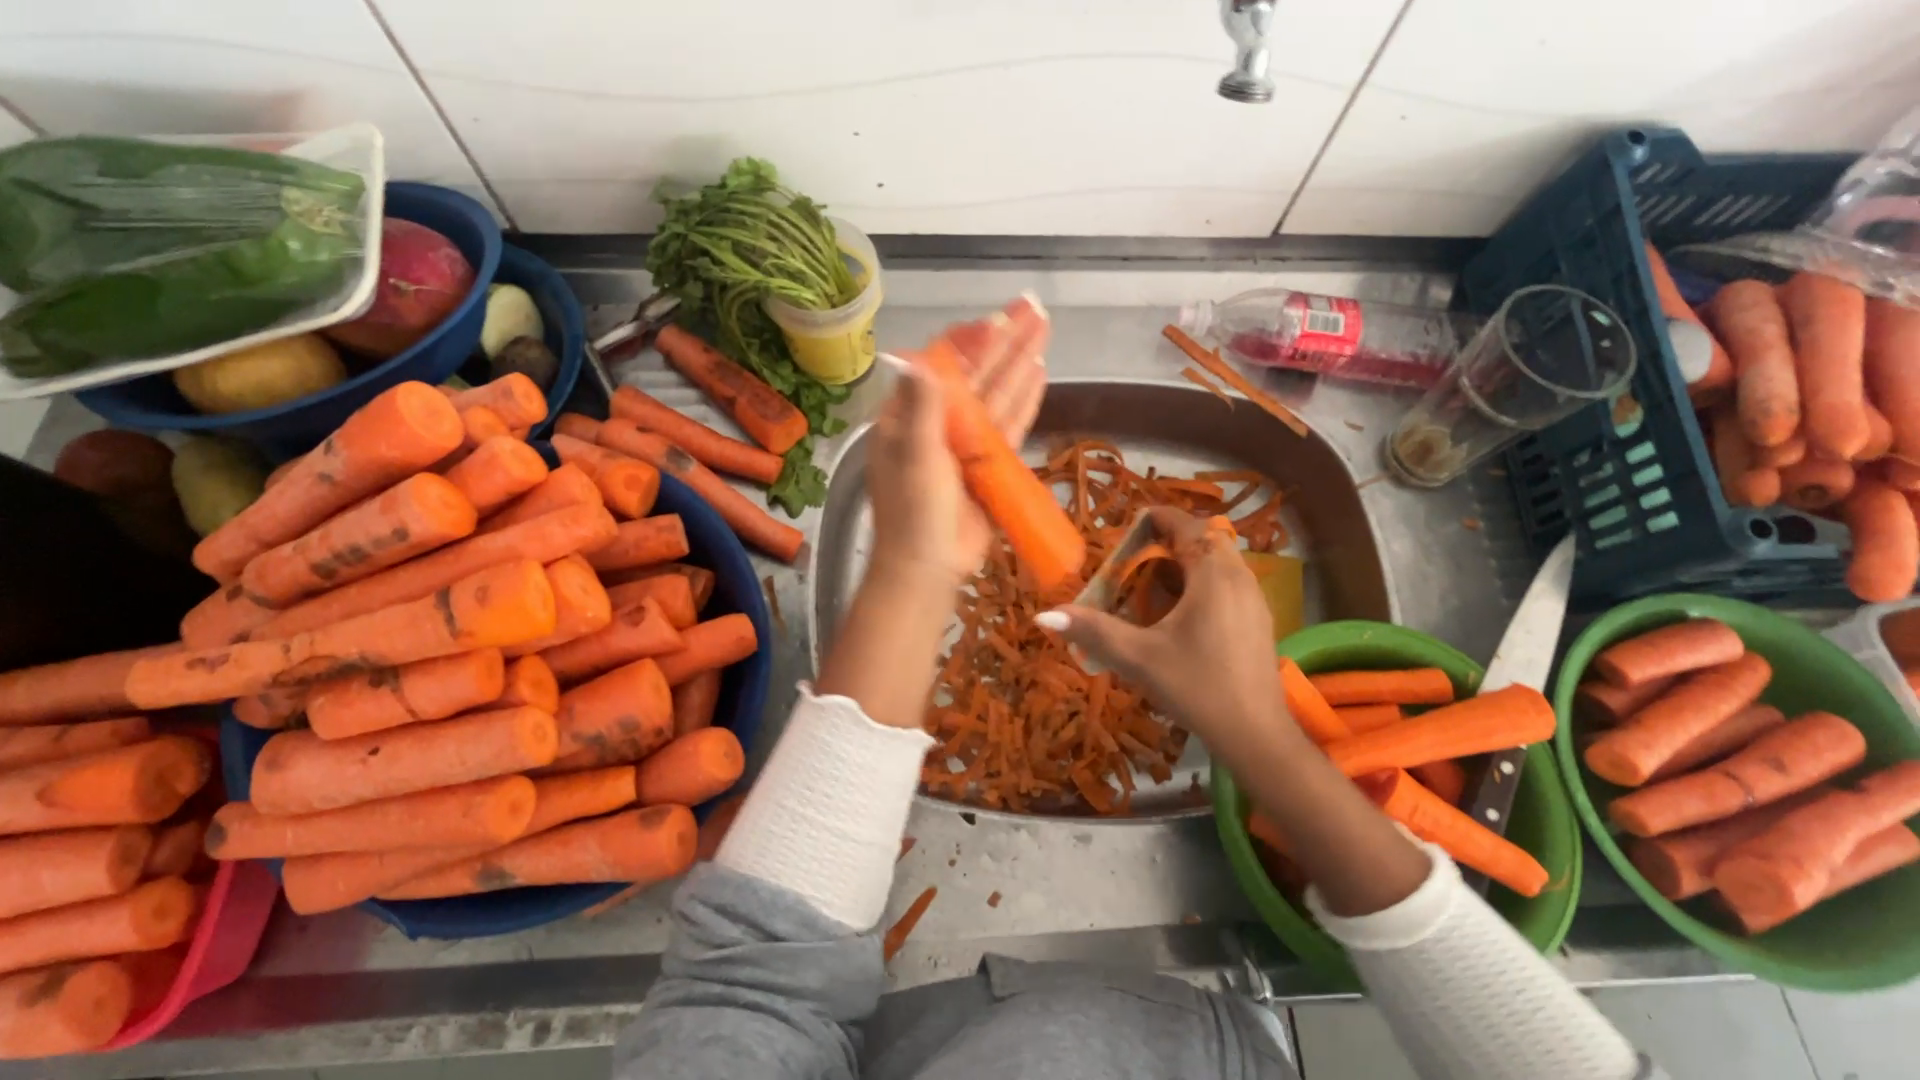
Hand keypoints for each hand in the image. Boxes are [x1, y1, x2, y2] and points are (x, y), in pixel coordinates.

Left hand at [866, 306, 1045, 587]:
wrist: (928, 568)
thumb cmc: (914, 511)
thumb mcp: (913, 454)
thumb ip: (920, 406)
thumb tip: (917, 358)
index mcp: (909, 416)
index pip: (942, 365)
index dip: (969, 340)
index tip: (997, 318)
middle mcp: (936, 423)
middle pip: (975, 374)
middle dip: (1004, 342)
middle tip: (1034, 309)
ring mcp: (963, 444)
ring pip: (996, 395)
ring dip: (1018, 364)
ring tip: (1043, 329)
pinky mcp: (987, 465)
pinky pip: (1008, 426)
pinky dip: (1023, 401)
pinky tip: (1039, 374)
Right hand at [1038, 508, 1289, 749]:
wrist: (1256, 734)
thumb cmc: (1197, 687)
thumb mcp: (1138, 658)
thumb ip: (1093, 630)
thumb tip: (1043, 615)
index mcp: (1213, 573)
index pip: (1185, 524)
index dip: (1154, 520)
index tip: (1125, 530)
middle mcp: (1239, 576)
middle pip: (1204, 539)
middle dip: (1168, 541)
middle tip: (1134, 561)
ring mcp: (1254, 598)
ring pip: (1219, 561)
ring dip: (1187, 562)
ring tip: (1152, 586)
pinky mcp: (1258, 620)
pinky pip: (1228, 583)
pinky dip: (1202, 583)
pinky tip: (1180, 616)